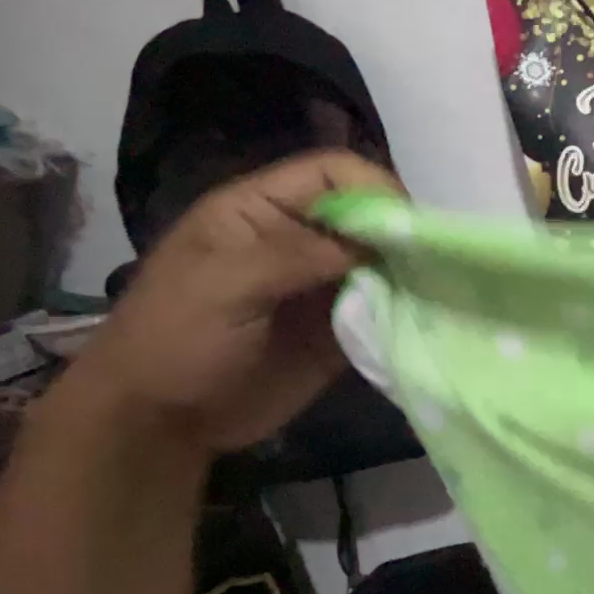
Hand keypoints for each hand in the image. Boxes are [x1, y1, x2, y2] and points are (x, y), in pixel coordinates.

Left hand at [63, 150, 402, 452]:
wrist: (160, 421)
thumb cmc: (175, 339)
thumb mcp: (223, 285)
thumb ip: (296, 255)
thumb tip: (378, 245)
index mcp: (262, 211)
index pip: (332, 172)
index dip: (374, 187)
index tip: (406, 227)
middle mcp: (300, 240)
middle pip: (369, 215)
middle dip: (401, 234)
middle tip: (430, 266)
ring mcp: (325, 286)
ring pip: (385, 262)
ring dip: (410, 274)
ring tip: (433, 295)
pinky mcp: (342, 328)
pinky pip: (386, 308)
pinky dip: (406, 311)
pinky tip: (421, 323)